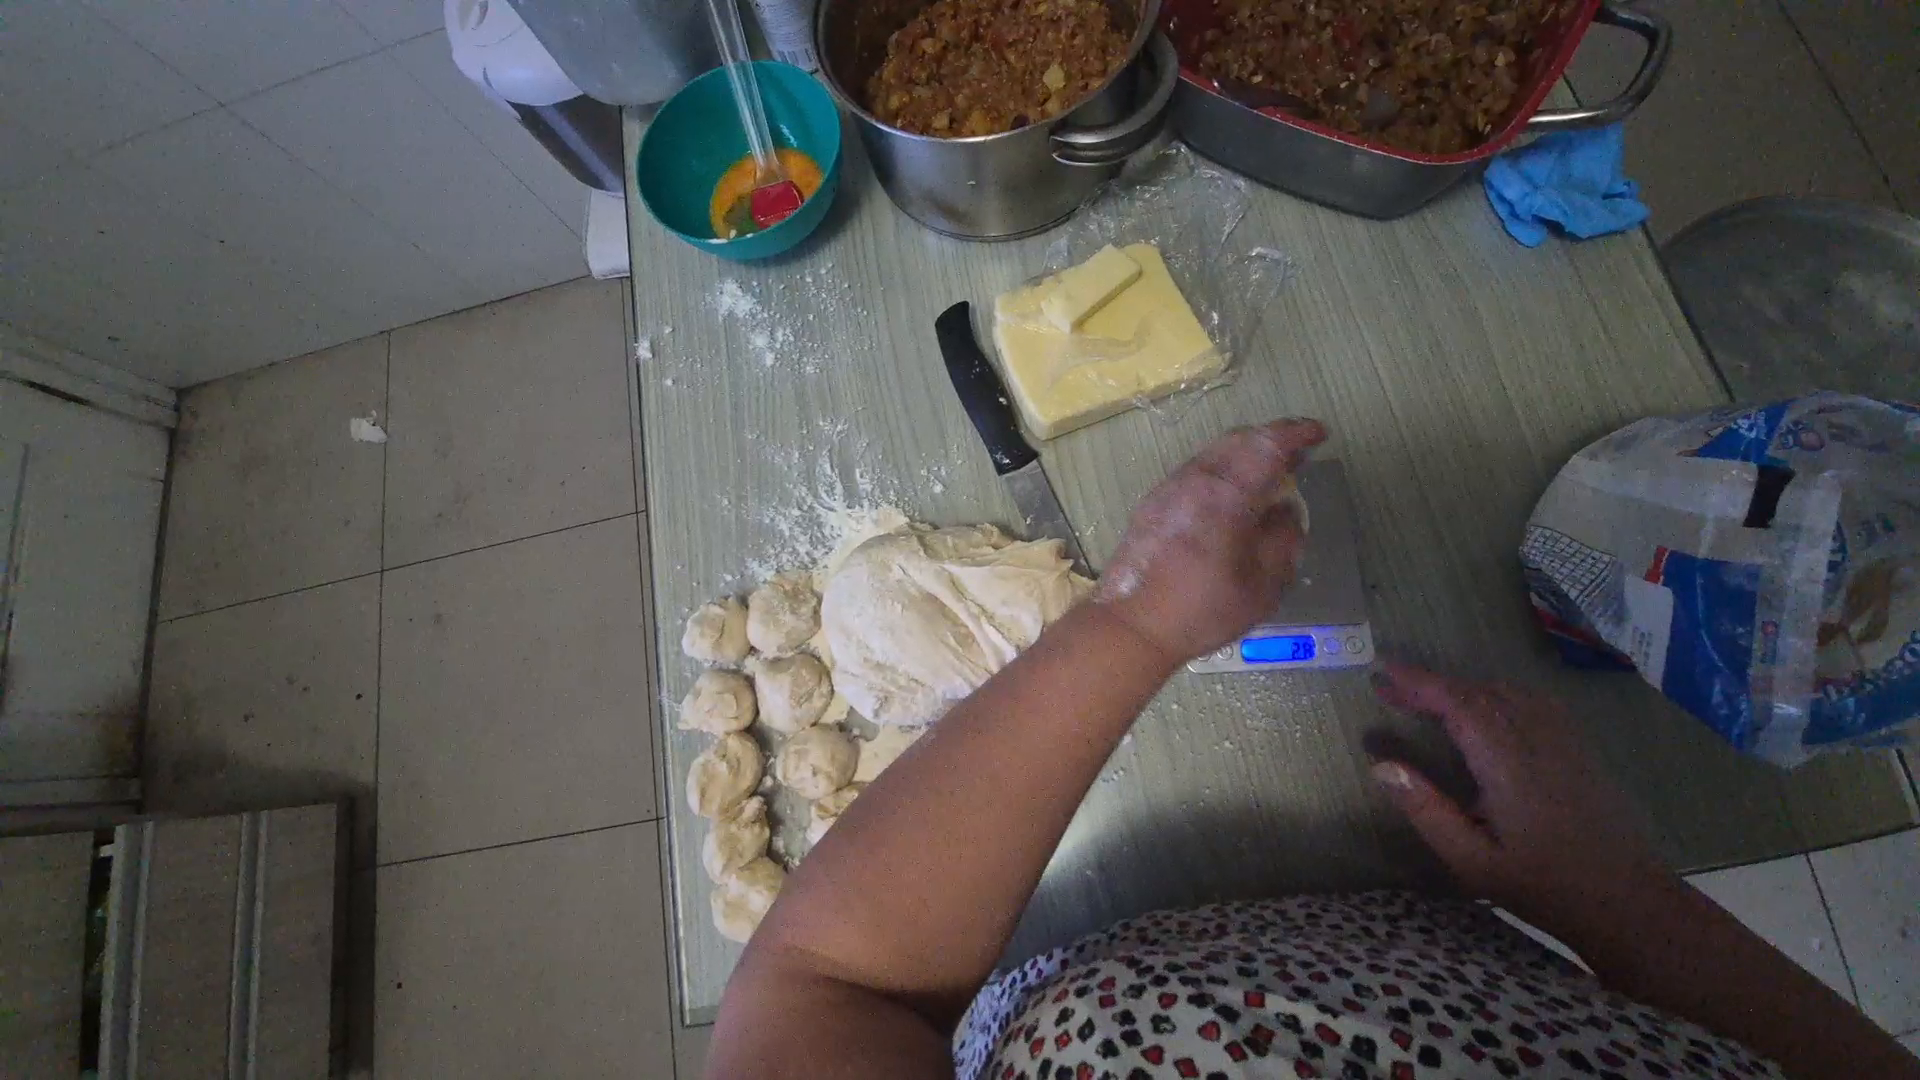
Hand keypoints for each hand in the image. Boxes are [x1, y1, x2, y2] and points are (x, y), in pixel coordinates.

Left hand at [1092, 418, 1324, 662]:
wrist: (1131, 624)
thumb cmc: (1202, 611)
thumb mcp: (1264, 584)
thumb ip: (1283, 538)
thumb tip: (1284, 508)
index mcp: (1226, 495)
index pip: (1267, 444)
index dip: (1297, 433)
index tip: (1319, 434)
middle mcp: (1193, 481)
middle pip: (1237, 440)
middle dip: (1272, 439)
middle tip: (1297, 455)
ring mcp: (1167, 490)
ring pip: (1212, 455)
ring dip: (1244, 455)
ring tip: (1268, 475)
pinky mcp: (1151, 504)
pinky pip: (1194, 473)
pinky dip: (1221, 472)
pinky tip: (1231, 496)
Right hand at [1370, 663, 1676, 928]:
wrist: (1635, 906)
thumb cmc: (1546, 887)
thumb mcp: (1472, 860)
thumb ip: (1425, 809)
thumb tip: (1380, 765)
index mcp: (1509, 765)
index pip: (1460, 704)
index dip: (1418, 683)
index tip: (1382, 673)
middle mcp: (1539, 743)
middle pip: (1480, 692)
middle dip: (1431, 685)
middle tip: (1390, 691)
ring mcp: (1565, 743)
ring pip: (1508, 693)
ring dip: (1462, 689)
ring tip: (1427, 701)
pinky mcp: (1580, 751)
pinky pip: (1532, 703)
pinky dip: (1495, 695)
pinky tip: (1482, 711)